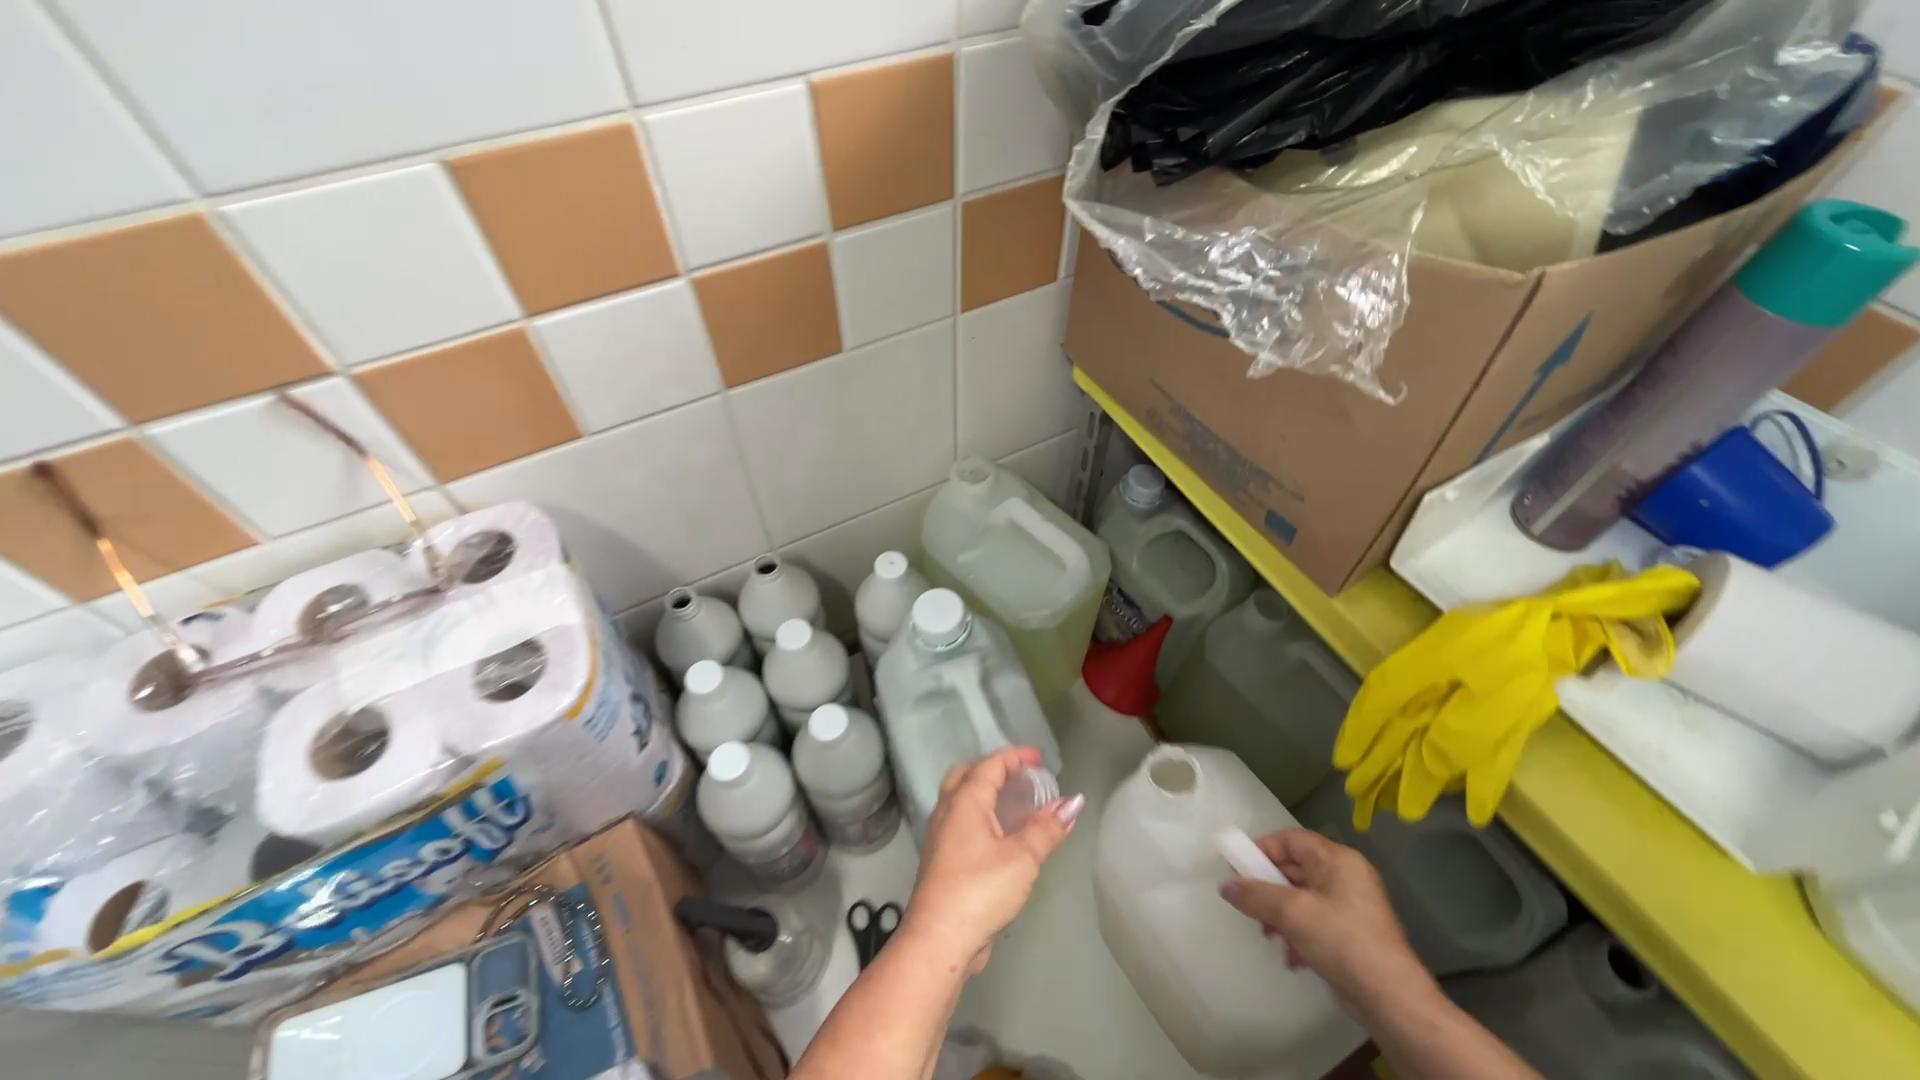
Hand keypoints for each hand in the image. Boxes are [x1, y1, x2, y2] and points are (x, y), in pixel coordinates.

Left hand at [900, 747, 1084, 974]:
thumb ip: (1048, 828)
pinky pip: (961, 825)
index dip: (1015, 757)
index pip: (990, 765)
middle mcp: (947, 813)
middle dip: (993, 770)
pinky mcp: (942, 862)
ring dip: (986, 794)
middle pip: (966, 776)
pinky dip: (982, 818)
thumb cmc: (980, 889)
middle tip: (1021, 777)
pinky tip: (1001, 837)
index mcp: (964, 802)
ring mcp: (941, 838)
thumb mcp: (1023, 858)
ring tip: (1016, 804)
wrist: (938, 939)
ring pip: (961, 801)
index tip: (1038, 758)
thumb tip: (1073, 801)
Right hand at [1218, 828, 1436, 1017]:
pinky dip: (1297, 935)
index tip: (1237, 869)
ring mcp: (1349, 906)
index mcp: (1337, 860)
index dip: (1262, 849)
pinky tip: (1293, 958)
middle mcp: (1345, 876)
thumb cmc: (1341, 941)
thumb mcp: (1292, 912)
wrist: (1390, 997)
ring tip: (1271, 937)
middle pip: (1293, 869)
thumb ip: (1255, 895)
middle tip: (1249, 908)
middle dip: (1268, 890)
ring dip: (1280, 917)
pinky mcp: (1349, 933)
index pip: (1290, 839)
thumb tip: (1226, 886)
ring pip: (1300, 898)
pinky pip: (1313, 921)